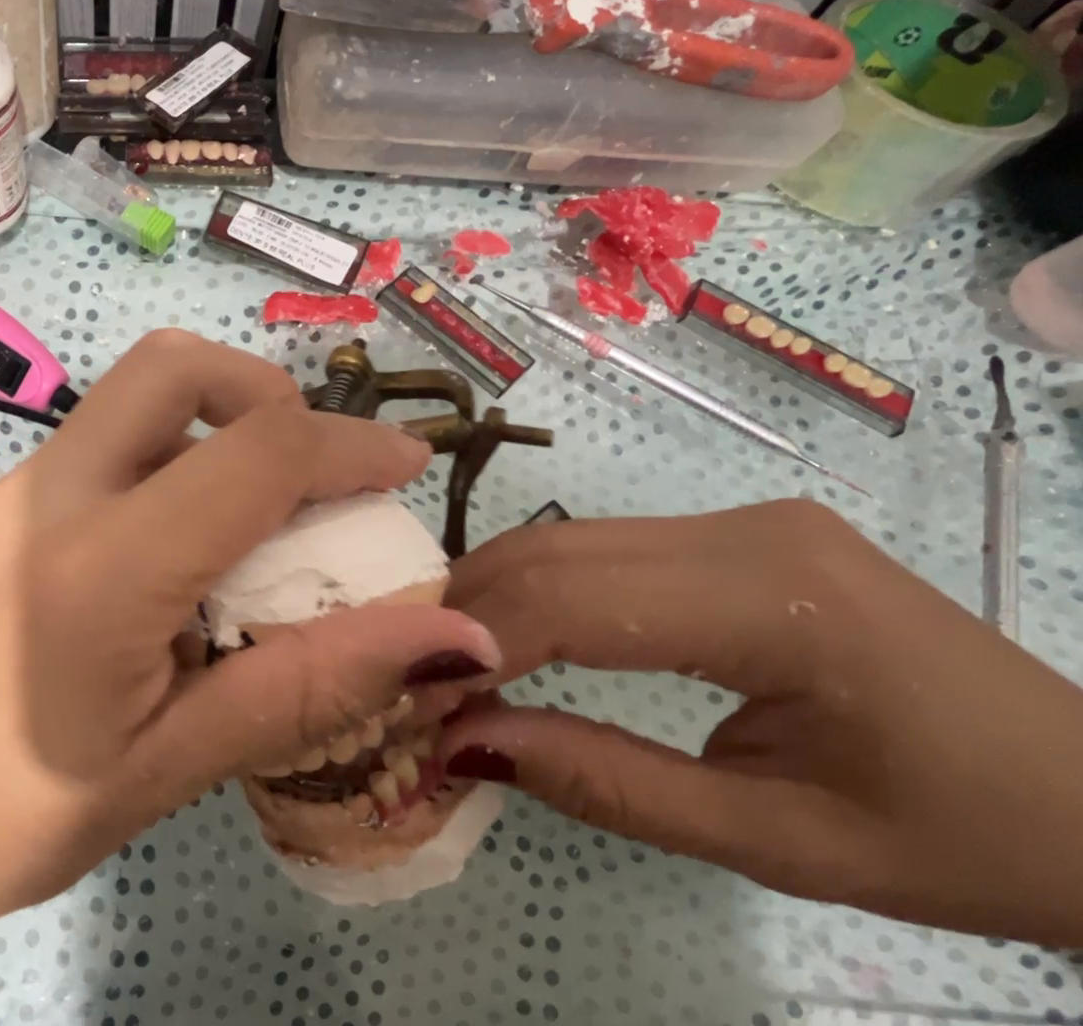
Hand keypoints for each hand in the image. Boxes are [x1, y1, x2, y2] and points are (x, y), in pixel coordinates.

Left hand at [0, 329, 502, 922]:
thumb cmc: (19, 818)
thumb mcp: (176, 763)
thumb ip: (312, 683)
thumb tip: (452, 634)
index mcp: (99, 566)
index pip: (253, 454)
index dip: (348, 446)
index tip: (407, 470)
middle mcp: (45, 498)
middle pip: (170, 367)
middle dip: (263, 393)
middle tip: (313, 474)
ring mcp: (5, 497)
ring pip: (127, 402)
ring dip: (211, 428)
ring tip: (255, 522)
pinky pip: (95, 450)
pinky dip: (163, 465)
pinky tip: (179, 556)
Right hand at [433, 499, 1082, 946]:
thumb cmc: (957, 839)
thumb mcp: (773, 841)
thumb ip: (604, 784)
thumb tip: (459, 744)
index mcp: (775, 600)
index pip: (568, 600)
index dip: (470, 650)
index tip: (406, 709)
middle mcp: (749, 529)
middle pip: (550, 553)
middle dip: (460, 620)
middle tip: (409, 693)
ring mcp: (743, 522)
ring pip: (563, 543)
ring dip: (488, 604)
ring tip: (447, 678)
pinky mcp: (736, 537)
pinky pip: (599, 552)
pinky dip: (535, 597)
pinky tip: (510, 648)